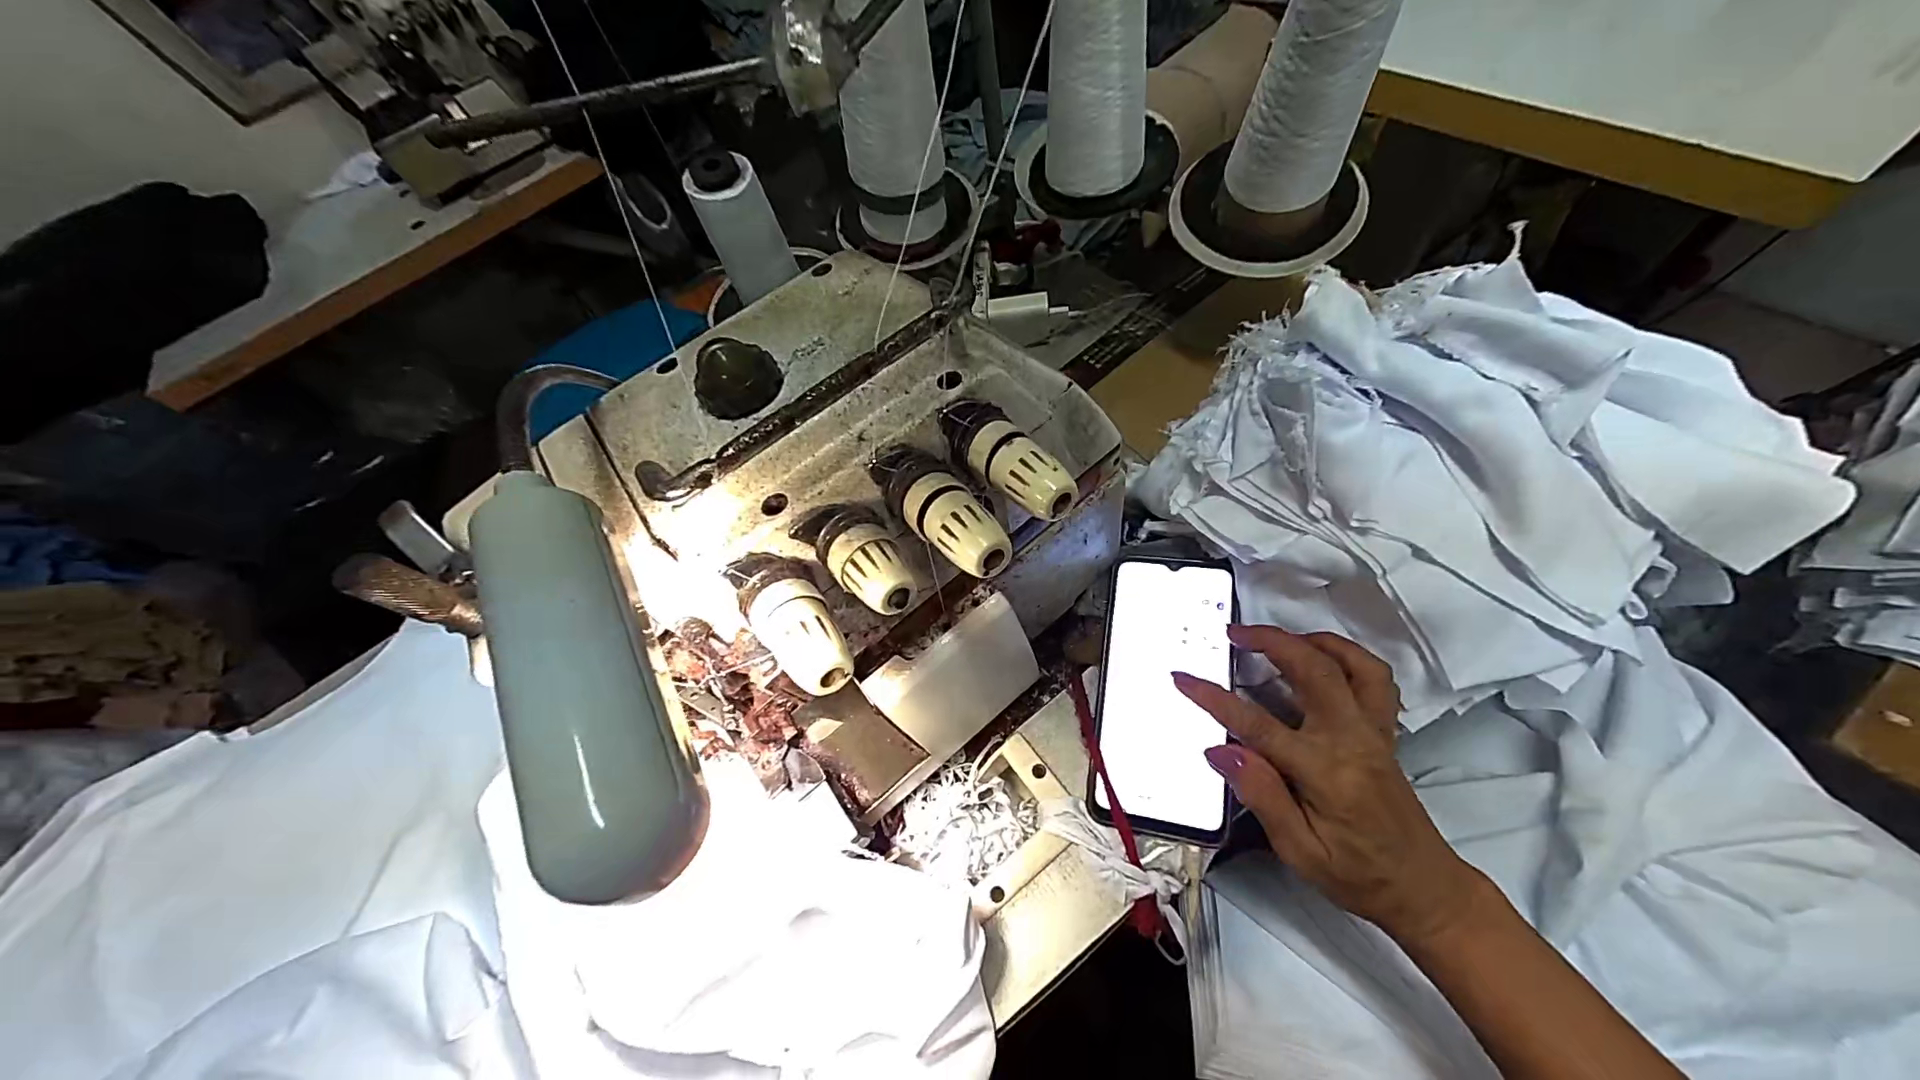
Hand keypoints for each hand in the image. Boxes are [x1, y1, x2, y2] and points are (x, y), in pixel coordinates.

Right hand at [1173, 624, 1490, 945]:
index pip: (1259, 724)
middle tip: (1236, 633)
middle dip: (1271, 641)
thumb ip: (1261, 795)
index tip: (1185, 679)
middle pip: (1315, 670)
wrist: (1423, 889)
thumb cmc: (1358, 875)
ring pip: (1353, 664)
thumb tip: (1222, 751)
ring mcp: (1374, 732)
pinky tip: (1321, 657)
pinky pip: (1374, 679)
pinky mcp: (1384, 732)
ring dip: (1314, 640)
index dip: (1215, 698)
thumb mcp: (1299, 850)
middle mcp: (1354, 742)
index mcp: (1326, 773)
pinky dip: (1347, 656)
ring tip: (1279, 637)